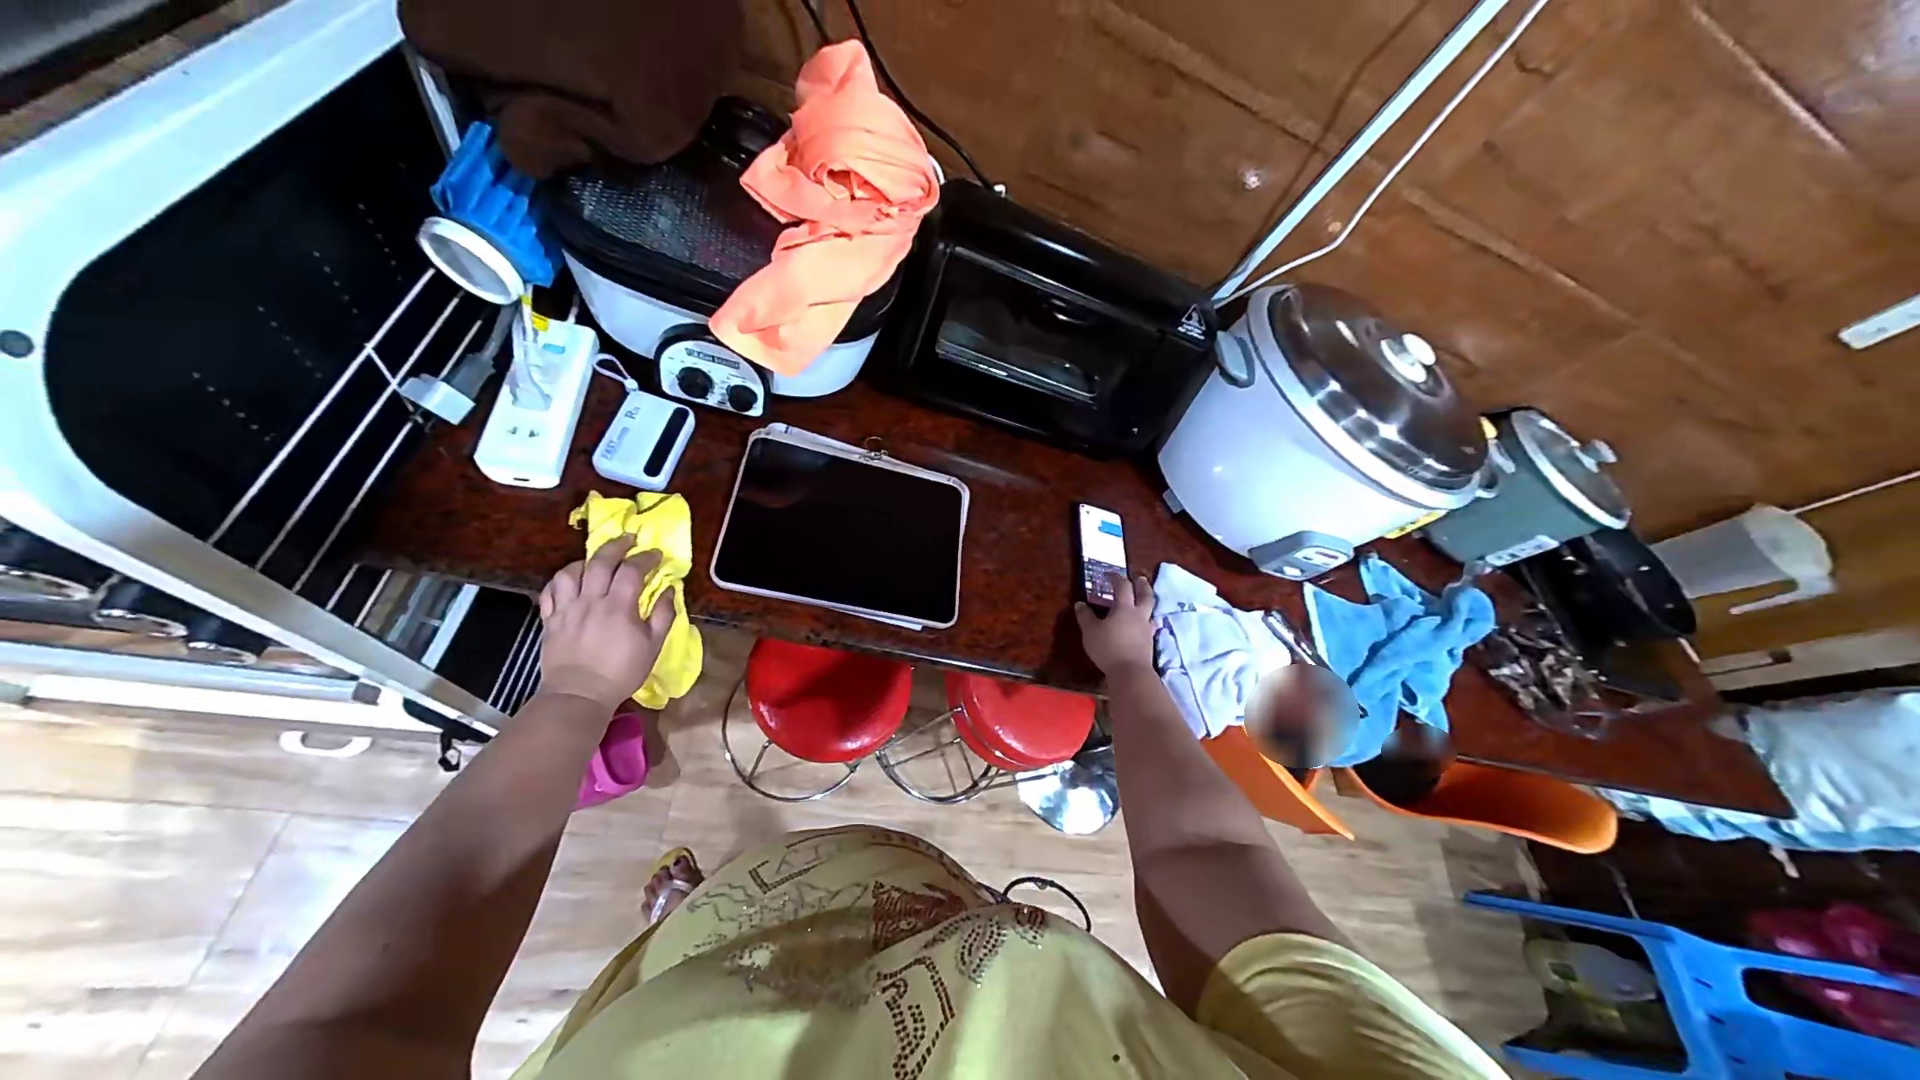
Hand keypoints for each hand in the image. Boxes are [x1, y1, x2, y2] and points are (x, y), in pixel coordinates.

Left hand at [537, 543, 676, 710]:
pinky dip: (561, 580)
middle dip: (616, 546)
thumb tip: (669, 591)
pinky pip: (550, 591)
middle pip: (600, 561)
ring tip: (595, 560)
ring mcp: (567, 609)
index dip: (645, 558)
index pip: (632, 570)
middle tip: (628, 540)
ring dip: (585, 561)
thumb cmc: (621, 672)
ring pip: (570, 572)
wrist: (579, 695)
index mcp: (618, 606)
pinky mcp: (550, 620)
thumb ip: (664, 615)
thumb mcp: (653, 646)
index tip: (656, 555)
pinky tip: (571, 581)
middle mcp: (590, 601)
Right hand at [1075, 574, 1155, 678]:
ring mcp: (1147, 629)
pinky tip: (1143, 626)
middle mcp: (1139, 615)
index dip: (1116, 578)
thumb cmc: (1108, 648)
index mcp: (1124, 608)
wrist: (1130, 672)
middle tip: (1139, 579)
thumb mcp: (1090, 631)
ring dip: (1147, 603)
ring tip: (1143, 602)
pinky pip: (1150, 626)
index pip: (1123, 586)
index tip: (1109, 574)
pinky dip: (1147, 621)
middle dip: (1142, 585)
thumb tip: (1080, 604)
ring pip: (1151, 611)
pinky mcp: (1149, 643)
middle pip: (1145, 595)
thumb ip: (1085, 616)